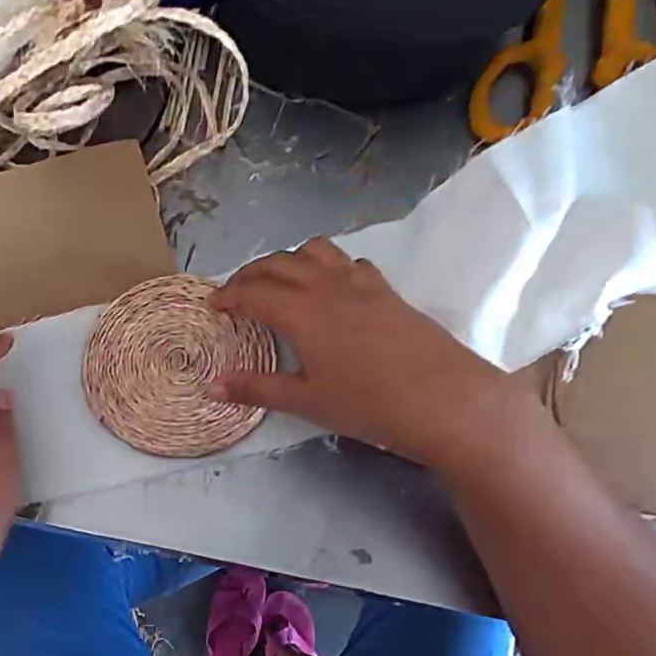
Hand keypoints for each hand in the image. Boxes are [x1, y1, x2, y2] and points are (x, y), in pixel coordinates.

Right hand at [207, 238, 544, 468]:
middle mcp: (328, 286)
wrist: (443, 399)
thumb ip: (257, 389)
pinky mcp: (387, 290)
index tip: (212, 304)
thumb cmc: (368, 404)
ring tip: (278, 281)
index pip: (254, 292)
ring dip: (288, 259)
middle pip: (279, 263)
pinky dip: (327, 265)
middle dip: (250, 273)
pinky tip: (331, 288)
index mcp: (302, 311)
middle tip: (234, 291)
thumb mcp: (306, 401)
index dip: (228, 296)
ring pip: (315, 251)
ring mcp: (361, 283)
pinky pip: (348, 261)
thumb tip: (212, 386)